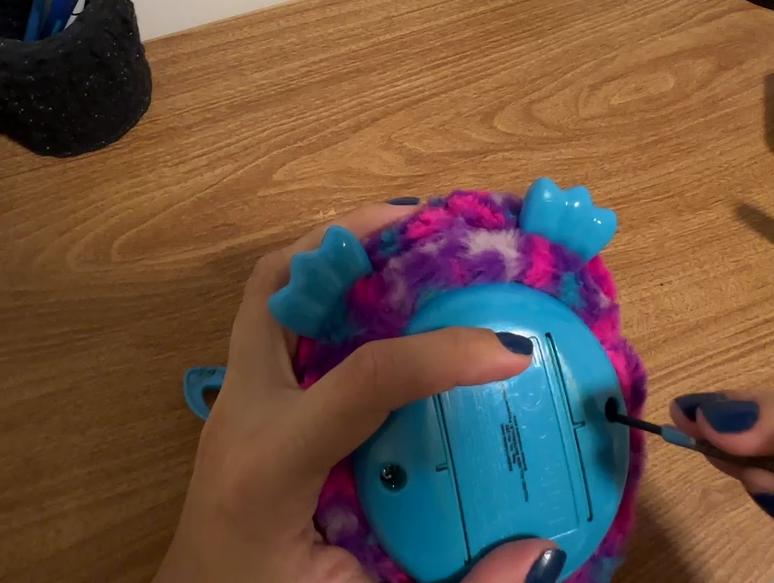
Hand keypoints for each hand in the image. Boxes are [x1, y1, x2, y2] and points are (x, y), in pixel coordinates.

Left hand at [157, 201, 566, 582]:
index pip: (365, 379)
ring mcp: (234, 395)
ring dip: (331, 254)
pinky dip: (324, 291)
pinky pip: (279, 317)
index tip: (508, 350)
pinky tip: (373, 300)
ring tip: (398, 239)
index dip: (442, 356)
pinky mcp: (244, 397)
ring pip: (270, 287)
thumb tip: (539, 551)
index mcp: (271, 461)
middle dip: (347, 239)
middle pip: (275, 283)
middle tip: (419, 223)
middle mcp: (243, 408)